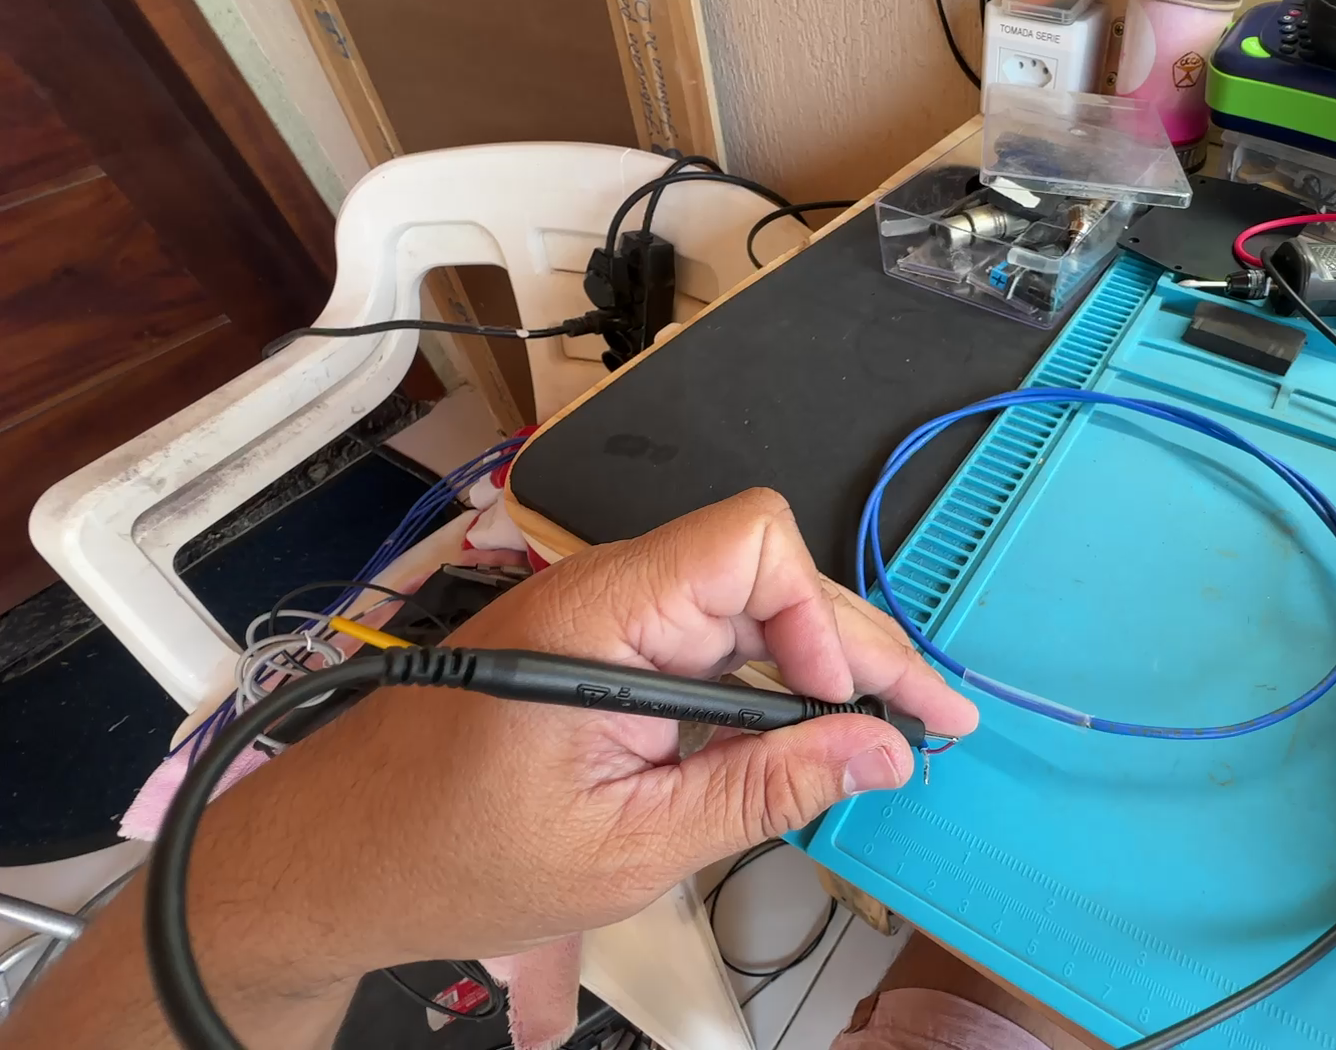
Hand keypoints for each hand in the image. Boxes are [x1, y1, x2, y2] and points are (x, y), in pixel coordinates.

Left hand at [195, 488, 977, 979]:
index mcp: (604, 615)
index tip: (841, 697)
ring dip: (833, 669)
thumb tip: (883, 753)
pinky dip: (786, 684)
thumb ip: (768, 790)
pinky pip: (731, 642)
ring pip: (765, 611)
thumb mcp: (630, 847)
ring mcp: (625, 615)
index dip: (814, 610)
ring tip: (894, 725)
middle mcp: (621, 592)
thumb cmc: (452, 860)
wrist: (333, 864)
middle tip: (933, 718)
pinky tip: (822, 725)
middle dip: (862, 650)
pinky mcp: (627, 644)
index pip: (750, 540)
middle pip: (778, 579)